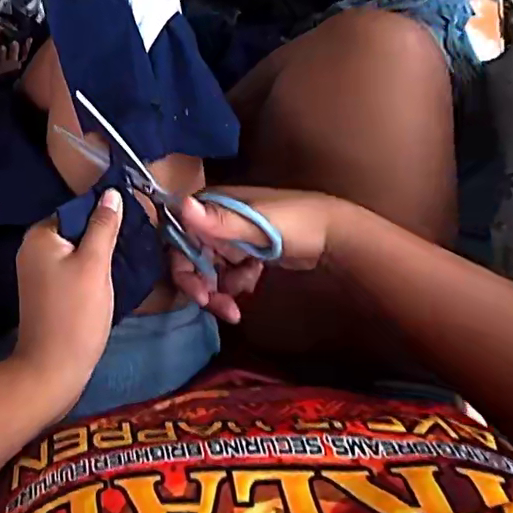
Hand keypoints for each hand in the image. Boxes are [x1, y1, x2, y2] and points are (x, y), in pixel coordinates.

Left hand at [12, 189, 121, 404]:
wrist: (52, 371)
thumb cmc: (75, 312)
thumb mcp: (95, 263)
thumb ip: (104, 225)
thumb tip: (112, 193)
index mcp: (40, 236)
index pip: (77, 208)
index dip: (103, 213)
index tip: (130, 221)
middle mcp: (33, 249)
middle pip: (77, 228)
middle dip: (103, 233)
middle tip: (131, 241)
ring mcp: (39, 272)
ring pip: (78, 249)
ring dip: (100, 252)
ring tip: (125, 257)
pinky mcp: (47, 291)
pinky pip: (73, 267)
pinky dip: (91, 268)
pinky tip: (110, 277)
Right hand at [167, 187, 353, 322]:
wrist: (333, 234)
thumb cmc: (296, 223)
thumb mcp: (258, 225)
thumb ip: (220, 220)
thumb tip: (182, 204)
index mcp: (215, 203)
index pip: (180, 234)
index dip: (182, 265)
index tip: (198, 292)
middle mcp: (218, 216)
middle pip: (192, 255)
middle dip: (202, 285)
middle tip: (221, 309)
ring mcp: (232, 234)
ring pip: (209, 267)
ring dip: (219, 289)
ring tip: (239, 304)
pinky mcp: (245, 249)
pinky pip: (227, 271)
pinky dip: (234, 283)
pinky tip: (253, 284)